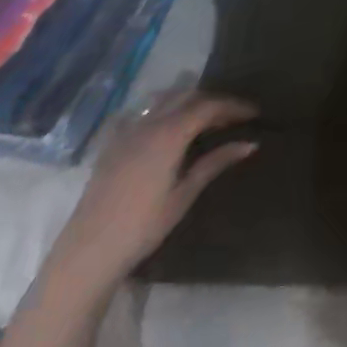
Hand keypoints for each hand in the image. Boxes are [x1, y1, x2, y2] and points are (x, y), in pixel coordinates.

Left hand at [49, 91, 257, 290]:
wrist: (90, 250)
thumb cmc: (144, 226)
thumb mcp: (184, 194)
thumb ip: (215, 163)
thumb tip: (249, 143)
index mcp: (168, 134)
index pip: (208, 106)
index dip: (234, 105)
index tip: (255, 112)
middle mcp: (148, 123)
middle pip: (187, 96)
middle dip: (214, 101)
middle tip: (235, 116)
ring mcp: (127, 130)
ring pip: (164, 99)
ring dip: (189, 100)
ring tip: (207, 117)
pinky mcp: (113, 142)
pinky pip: (144, 112)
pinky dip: (165, 109)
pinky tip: (170, 125)